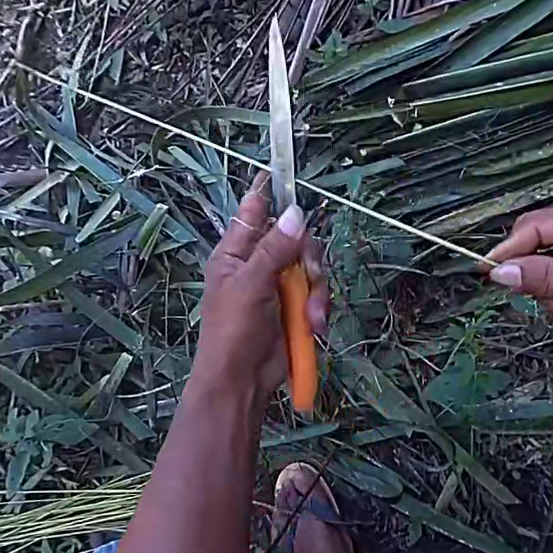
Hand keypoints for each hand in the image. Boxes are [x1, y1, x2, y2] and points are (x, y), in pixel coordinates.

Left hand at [194, 172, 326, 395]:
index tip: (284, 170)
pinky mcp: (297, 309)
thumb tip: (296, 213)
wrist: (242, 382)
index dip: (269, 192)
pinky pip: (318, 295)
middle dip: (308, 259)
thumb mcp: (250, 286)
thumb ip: (274, 250)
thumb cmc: (232, 333)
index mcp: (236, 254)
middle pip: (296, 239)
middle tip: (309, 275)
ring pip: (312, 269)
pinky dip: (319, 310)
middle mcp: (260, 265)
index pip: (254, 212)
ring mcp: (280, 287)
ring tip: (311, 317)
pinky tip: (313, 326)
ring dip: (317, 292)